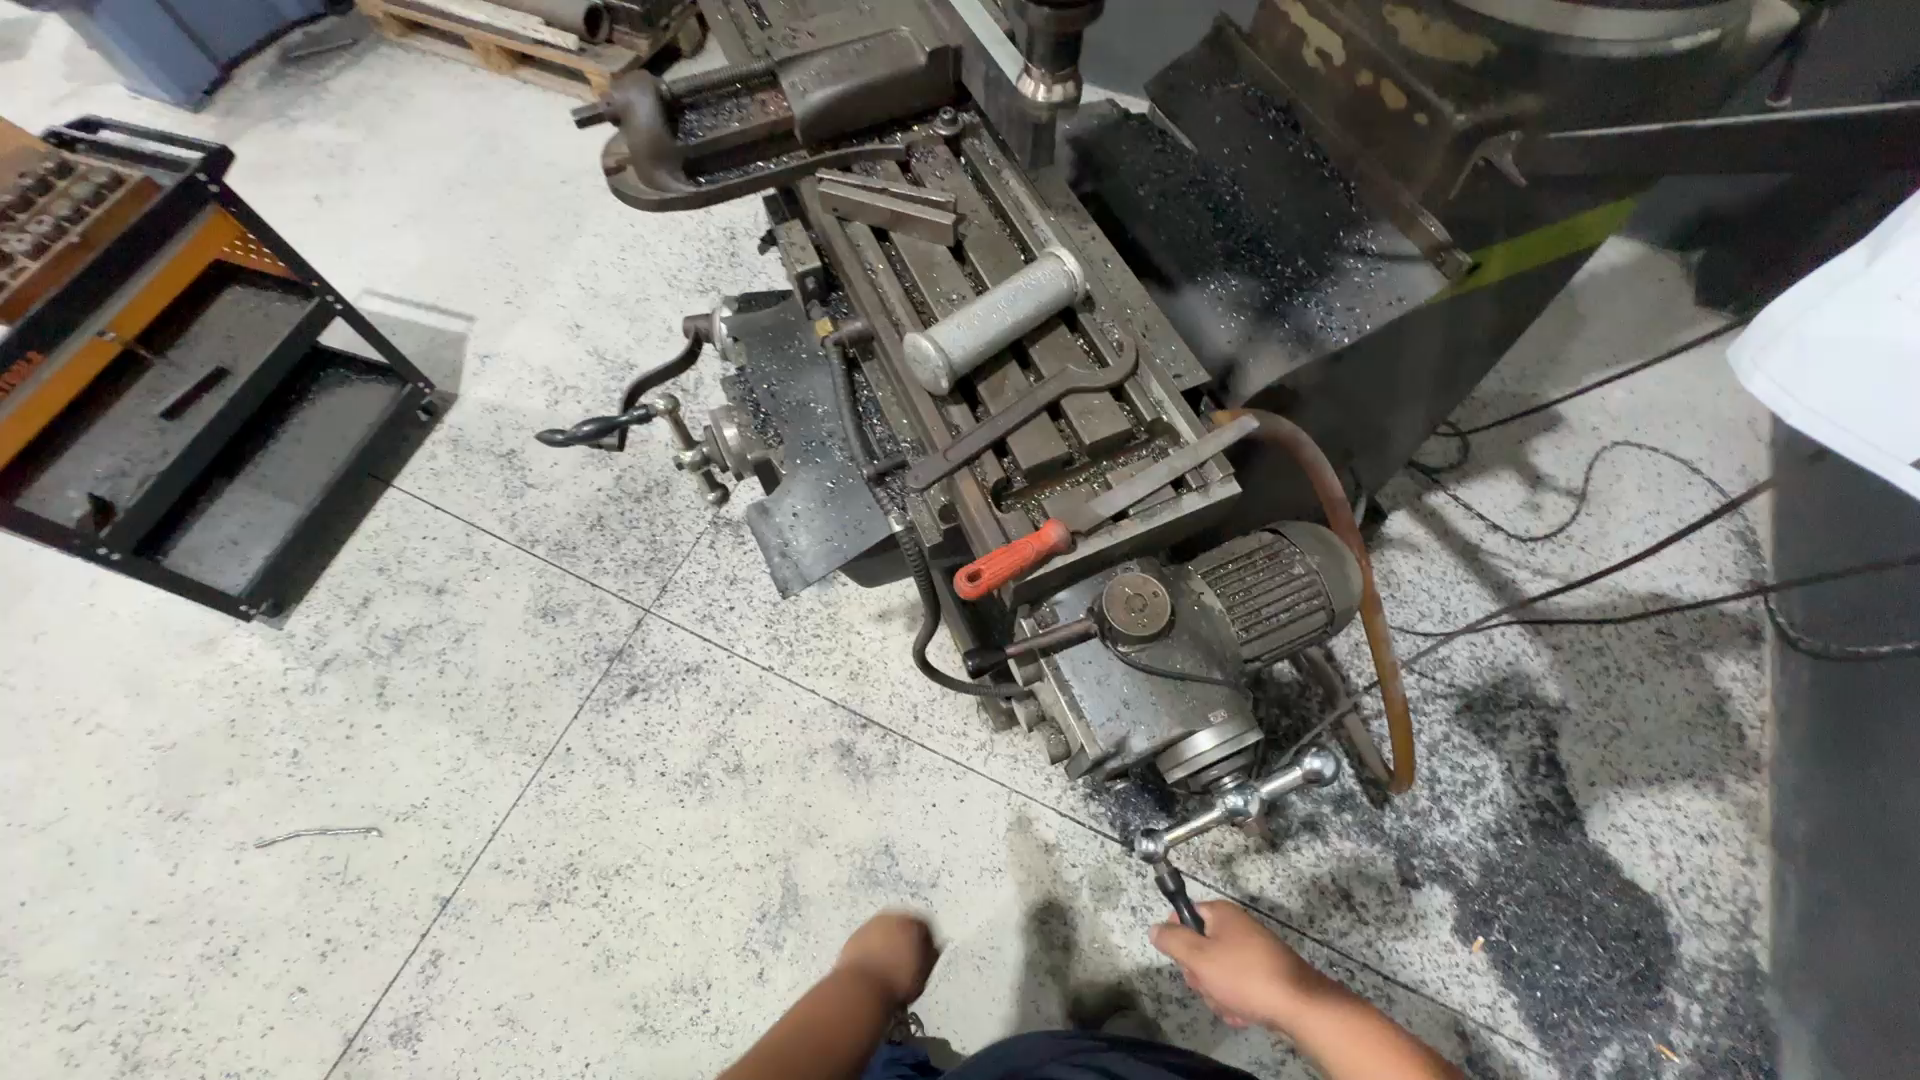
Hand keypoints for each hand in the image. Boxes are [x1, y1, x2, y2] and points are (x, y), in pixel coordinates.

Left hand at [835, 911, 939, 1006]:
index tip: (922, 959)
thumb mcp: (923, 973)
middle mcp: (894, 916)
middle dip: (905, 939)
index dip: (924, 944)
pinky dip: (872, 947)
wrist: (862, 987)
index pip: (925, 927)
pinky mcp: (856, 934)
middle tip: (904, 961)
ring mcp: (872, 923)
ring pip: (885, 930)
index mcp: (914, 923)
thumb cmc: (898, 982)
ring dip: (887, 941)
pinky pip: (869, 938)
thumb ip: (930, 956)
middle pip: (903, 924)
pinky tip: (872, 964)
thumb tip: (932, 949)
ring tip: (887, 964)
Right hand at [1149, 900, 1332, 1031]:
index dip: (1179, 940)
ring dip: (1217, 993)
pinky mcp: (1263, 976)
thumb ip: (1172, 940)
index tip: (1186, 960)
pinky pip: (1236, 986)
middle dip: (1200, 975)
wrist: (1299, 1006)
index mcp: (1220, 914)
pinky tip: (1242, 1013)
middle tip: (1209, 985)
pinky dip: (1235, 1001)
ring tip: (1230, 1004)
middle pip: (1199, 949)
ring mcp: (1252, 952)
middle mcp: (1236, 927)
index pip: (1184, 915)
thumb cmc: (1245, 976)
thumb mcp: (1199, 957)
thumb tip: (1155, 928)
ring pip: (1216, 973)